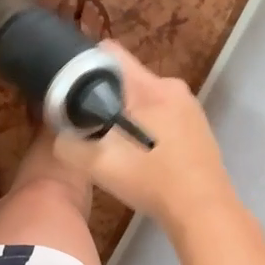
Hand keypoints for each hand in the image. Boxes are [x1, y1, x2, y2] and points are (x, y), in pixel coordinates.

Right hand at [54, 41, 236, 230]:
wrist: (203, 212)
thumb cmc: (152, 181)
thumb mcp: (97, 165)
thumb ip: (68, 144)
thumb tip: (61, 132)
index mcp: (149, 86)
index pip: (109, 52)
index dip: (84, 64)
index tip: (71, 86)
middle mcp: (172, 86)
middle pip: (125, 78)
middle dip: (105, 96)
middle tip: (91, 126)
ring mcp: (189, 105)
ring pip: (144, 98)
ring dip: (128, 115)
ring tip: (117, 145)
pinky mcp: (198, 125)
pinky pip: (162, 114)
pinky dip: (149, 127)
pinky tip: (144, 156)